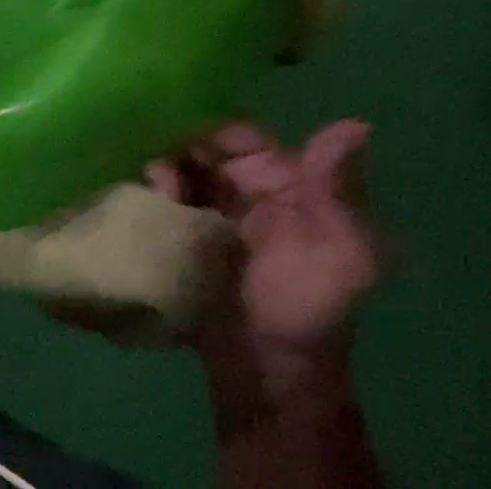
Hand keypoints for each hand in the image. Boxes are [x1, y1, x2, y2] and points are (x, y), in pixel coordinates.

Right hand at [148, 120, 379, 396]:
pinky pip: (150, 195)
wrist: (261, 364)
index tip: (183, 141)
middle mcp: (241, 186)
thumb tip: (354, 124)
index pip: (238, 134)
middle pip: (195, 145)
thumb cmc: (306, 307)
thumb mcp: (343, 253)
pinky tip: (136, 200)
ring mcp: (203, 208)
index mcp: (284, 181)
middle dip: (173, 148)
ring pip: (169, 167)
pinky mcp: (172, 229)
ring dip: (154, 170)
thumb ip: (338, 192)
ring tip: (155, 194)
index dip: (210, 130)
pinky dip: (139, 190)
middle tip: (163, 174)